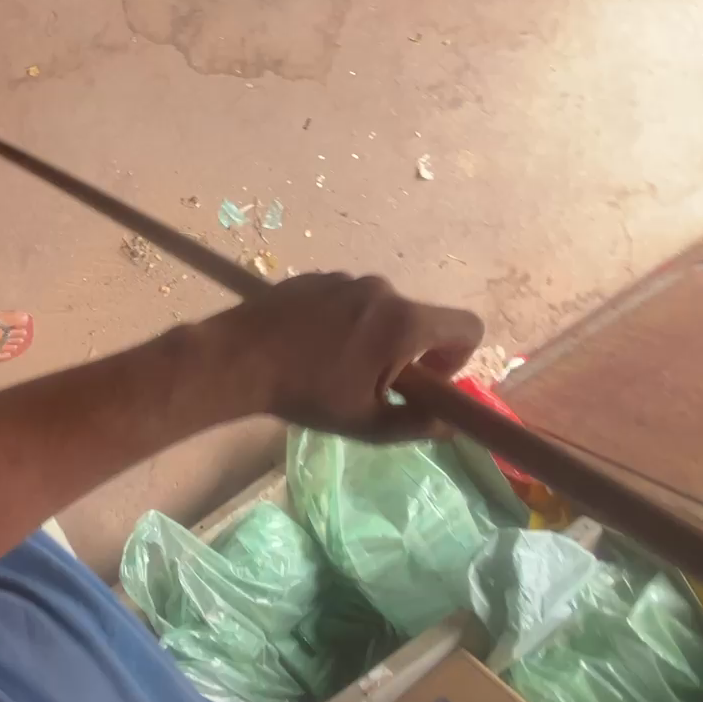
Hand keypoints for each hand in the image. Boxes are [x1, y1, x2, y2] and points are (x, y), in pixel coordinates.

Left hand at [195, 272, 483, 441]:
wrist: (236, 358)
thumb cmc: (306, 392)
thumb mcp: (368, 423)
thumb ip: (418, 424)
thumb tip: (446, 422)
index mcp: (402, 322)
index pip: (467, 326)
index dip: (458, 357)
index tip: (424, 381)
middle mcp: (378, 290)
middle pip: (417, 318)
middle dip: (408, 351)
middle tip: (371, 381)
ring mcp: (340, 279)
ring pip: (378, 309)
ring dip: (371, 335)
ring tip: (332, 365)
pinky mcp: (310, 277)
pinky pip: (344, 299)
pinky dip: (341, 321)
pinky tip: (308, 345)